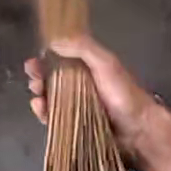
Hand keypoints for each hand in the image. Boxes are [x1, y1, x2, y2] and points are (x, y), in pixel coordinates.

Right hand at [24, 34, 164, 159]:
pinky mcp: (73, 125)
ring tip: (38, 96)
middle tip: (34, 81)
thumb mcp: (105, 63)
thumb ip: (83, 48)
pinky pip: (53, 117)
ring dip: (39, 95)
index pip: (61, 59)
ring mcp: (76, 106)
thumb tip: (54, 40)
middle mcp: (80, 85)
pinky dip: (43, 112)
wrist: (137, 130)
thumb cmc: (122, 93)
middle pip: (52, 78)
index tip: (33, 62)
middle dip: (39, 78)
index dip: (45, 59)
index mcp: (88, 67)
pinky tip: (40, 108)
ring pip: (50, 98)